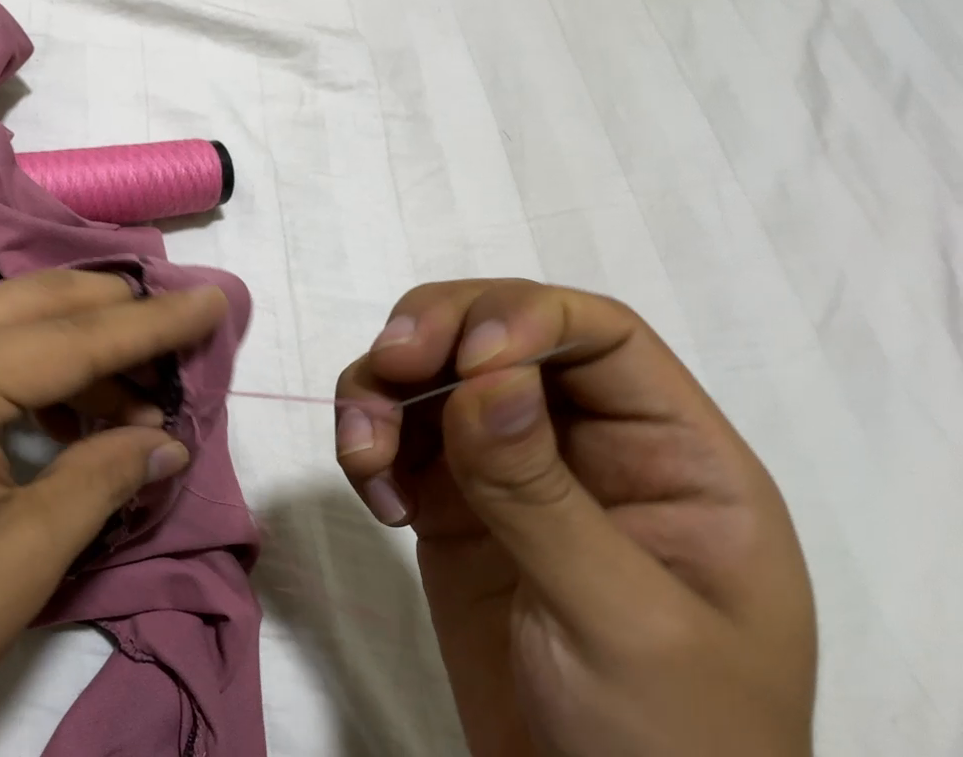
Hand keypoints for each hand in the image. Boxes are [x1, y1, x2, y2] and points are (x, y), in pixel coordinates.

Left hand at [0, 270, 228, 756]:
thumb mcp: (24, 555)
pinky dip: (31, 370)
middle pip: (33, 306)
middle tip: (186, 336)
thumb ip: (103, 477)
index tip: (215, 301)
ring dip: (75, 347)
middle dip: (115, 318)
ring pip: (3, 322)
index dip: (149, 325)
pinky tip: (76, 413)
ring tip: (140, 397)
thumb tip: (169, 438)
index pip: (66, 336)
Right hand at [335, 280, 815, 756]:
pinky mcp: (448, 507)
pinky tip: (375, 501)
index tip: (458, 360)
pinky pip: (396, 440)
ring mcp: (509, 474)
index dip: (524, 319)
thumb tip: (481, 379)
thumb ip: (543, 494)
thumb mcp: (620, 619)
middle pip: (498, 336)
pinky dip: (367, 448)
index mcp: (672, 457)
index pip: (600, 336)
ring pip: (430, 381)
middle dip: (433, 336)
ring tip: (362, 458)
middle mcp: (585, 445)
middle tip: (389, 365)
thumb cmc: (663, 738)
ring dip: (380, 394)